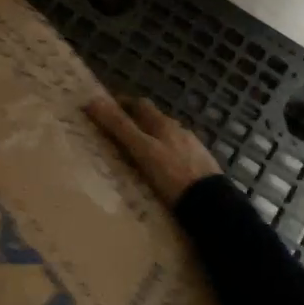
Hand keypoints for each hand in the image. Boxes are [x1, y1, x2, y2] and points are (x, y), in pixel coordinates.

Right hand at [87, 95, 222, 206]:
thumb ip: (119, 127)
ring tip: (139, 154)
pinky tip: (163, 171)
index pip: (141, 105)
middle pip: (155, 120)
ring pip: (168, 138)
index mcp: (164, 124)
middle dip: (137, 122)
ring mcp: (193, 148)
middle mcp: (180, 131)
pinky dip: (166, 156)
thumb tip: (92, 101)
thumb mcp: (142, 150)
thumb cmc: (173, 173)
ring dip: (153, 140)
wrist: (211, 202)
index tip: (107, 108)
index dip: (123, 103)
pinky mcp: (201, 166)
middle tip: (119, 133)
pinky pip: (178, 155)